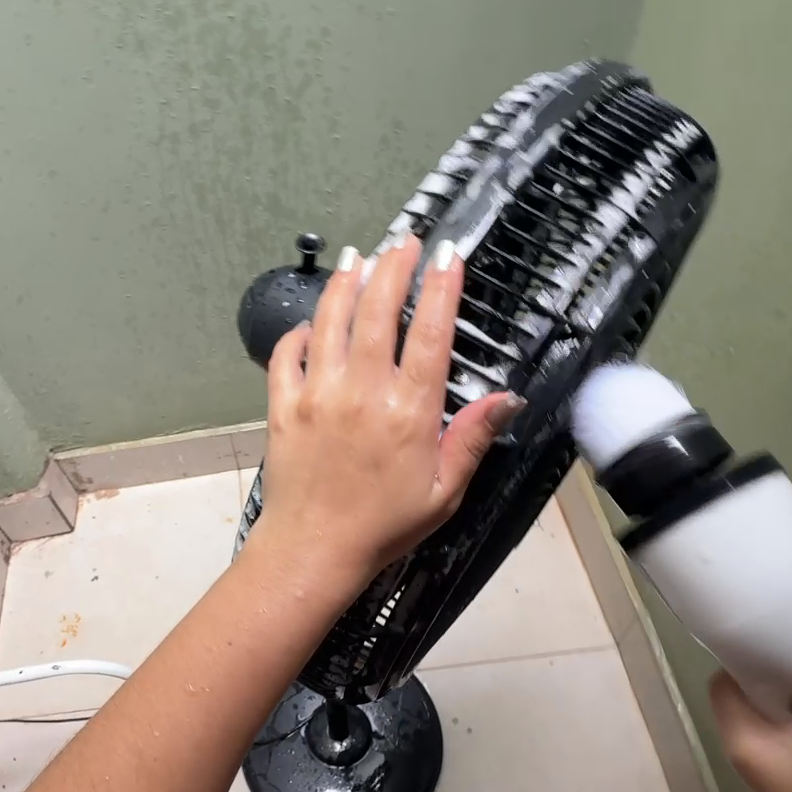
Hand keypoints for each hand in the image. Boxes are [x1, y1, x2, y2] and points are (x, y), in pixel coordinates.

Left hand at [250, 236, 522, 580]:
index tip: (447, 255)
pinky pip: (286, 355)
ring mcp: (318, 394)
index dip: (441, 289)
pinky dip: (298, 332)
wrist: (314, 549)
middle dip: (393, 268)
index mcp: (409, 412)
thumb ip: (472, 439)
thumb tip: (508, 398)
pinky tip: (310, 322)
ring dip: (346, 283)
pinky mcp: (283, 405)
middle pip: (379, 312)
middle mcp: (362, 392)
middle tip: (403, 241)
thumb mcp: (444, 492)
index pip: (432, 335)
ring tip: (359, 257)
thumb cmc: (384, 525)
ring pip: (331, 321)